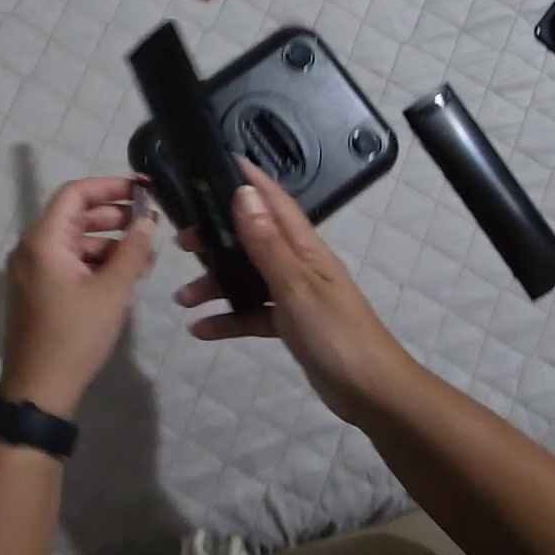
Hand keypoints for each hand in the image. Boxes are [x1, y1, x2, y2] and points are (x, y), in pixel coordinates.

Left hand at [0, 177, 157, 417]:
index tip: (142, 189)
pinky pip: (68, 263)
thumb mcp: (112, 291)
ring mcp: (32, 272)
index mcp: (43, 241)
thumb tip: (147, 219)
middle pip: (73, 216)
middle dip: (113, 215)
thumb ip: (133, 251)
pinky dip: (95, 262)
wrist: (38, 390)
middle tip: (149, 220)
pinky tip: (126, 274)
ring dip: (108, 241)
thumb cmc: (75, 336)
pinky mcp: (37, 292)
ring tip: (146, 253)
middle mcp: (31, 249)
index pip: (75, 194)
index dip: (109, 186)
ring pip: (73, 241)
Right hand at [174, 160, 409, 421]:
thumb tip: (244, 194)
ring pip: (247, 279)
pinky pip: (252, 314)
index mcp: (306, 248)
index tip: (222, 162)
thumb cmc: (336, 333)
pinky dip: (228, 319)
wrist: (371, 392)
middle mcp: (299, 265)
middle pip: (252, 239)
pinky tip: (201, 330)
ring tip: (183, 298)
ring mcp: (295, 295)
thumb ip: (267, 243)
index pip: (275, 203)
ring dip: (216, 285)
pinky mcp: (290, 324)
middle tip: (183, 242)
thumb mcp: (296, 286)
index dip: (252, 181)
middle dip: (217, 237)